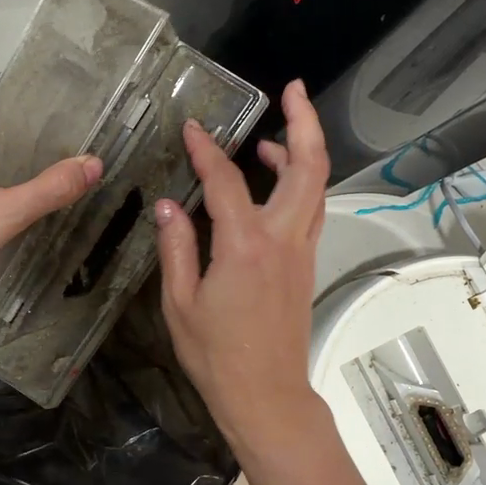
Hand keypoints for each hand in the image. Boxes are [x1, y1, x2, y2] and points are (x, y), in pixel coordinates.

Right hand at [153, 79, 330, 441]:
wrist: (266, 394)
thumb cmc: (216, 355)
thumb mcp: (181, 303)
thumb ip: (177, 249)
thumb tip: (169, 206)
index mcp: (245, 245)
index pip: (226, 180)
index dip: (207, 150)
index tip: (192, 129)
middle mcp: (283, 238)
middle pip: (307, 166)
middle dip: (303, 121)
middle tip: (292, 91)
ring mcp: (301, 251)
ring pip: (316, 186)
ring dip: (302, 152)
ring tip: (273, 137)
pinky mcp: (305, 266)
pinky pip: (310, 210)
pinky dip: (299, 184)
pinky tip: (274, 186)